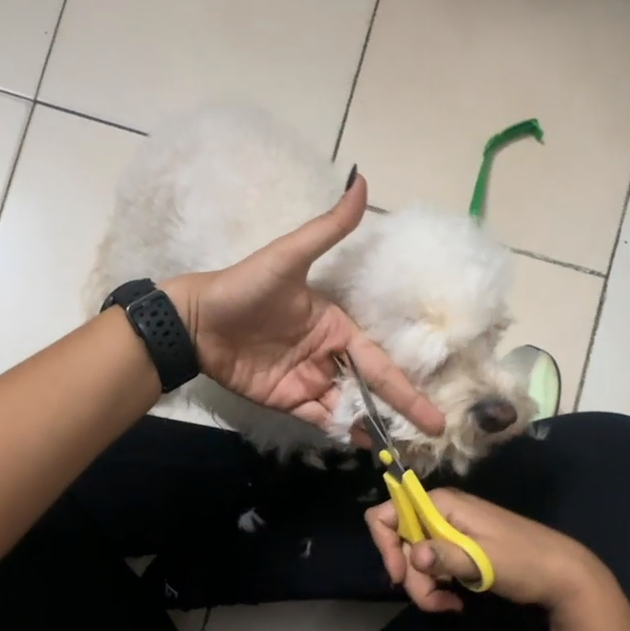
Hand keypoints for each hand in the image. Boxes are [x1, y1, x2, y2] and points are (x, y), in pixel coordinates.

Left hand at [159, 174, 444, 436]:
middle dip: (397, 411)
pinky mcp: (285, 400)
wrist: (196, 320)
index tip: (433, 413)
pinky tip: (359, 445)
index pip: (378, 362)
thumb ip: (327, 229)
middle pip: (369, 389)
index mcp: (336, 326)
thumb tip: (362, 180)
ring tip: (397, 450)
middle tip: (428, 436)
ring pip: (346, 408)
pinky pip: (318, 418)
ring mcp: (306, 380)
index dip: (405, 387)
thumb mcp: (289, 256)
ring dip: (370, 426)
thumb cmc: (245, 287)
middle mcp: (327, 355)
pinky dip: (339, 431)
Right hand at [365, 488, 609, 612]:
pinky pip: (431, 566)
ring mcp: (448, 531)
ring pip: (414, 560)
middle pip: (399, 543)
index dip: (385, 545)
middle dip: (411, 577)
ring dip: (424, 587)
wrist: (564, 574)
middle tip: (434, 601)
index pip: (386, 514)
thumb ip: (444, 556)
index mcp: (441, 503)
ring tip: (449, 605)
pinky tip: (454, 600)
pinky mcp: (457, 549)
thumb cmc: (525, 562)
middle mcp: (439, 512)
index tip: (401, 575)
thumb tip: (413, 555)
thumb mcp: (483, 560)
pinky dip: (436, 586)